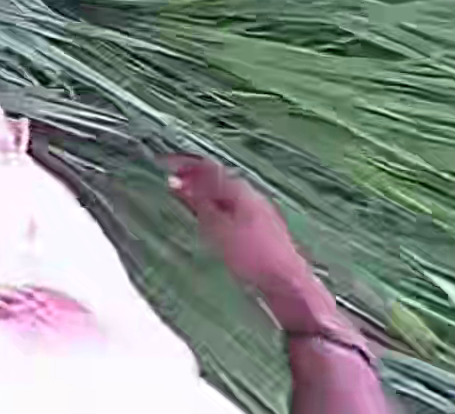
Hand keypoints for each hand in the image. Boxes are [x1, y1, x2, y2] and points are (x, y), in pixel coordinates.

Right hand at [167, 156, 336, 333]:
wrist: (293, 291)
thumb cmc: (255, 257)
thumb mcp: (216, 227)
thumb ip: (196, 201)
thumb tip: (175, 182)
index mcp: (240, 189)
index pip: (206, 166)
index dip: (182, 163)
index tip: (162, 165)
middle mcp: (252, 195)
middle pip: (215, 177)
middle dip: (190, 177)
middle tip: (169, 182)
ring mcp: (260, 212)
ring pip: (223, 192)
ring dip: (201, 192)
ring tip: (182, 198)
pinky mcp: (264, 228)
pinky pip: (231, 205)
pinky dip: (213, 204)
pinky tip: (206, 217)